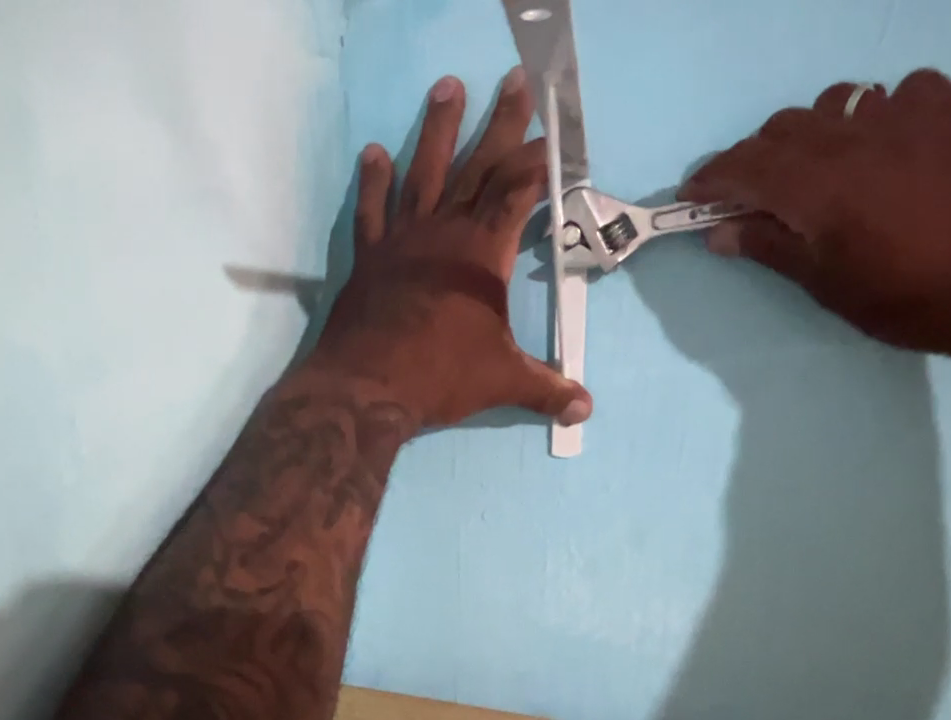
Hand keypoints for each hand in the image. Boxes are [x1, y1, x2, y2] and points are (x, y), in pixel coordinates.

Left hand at [305, 70, 592, 429]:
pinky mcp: (369, 257)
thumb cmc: (439, 376)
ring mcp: (402, 240)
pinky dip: (374, 182)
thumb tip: (585, 408)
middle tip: (515, 80)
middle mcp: (443, 232)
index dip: (540, 161)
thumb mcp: (502, 381)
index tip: (558, 136)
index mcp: (482, 254)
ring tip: (447, 86)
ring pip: (422, 172)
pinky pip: (372, 210)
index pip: (518, 190)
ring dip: (436, 129)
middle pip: (477, 165)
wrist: (365, 386)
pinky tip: (374, 154)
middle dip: (501, 122)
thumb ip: (545, 388)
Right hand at [681, 70, 950, 361]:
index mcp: (817, 185)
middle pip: (781, 128)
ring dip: (810, 132)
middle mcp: (854, 137)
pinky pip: (901, 91)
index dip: (710, 178)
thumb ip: (771, 248)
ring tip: (817, 170)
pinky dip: (878, 112)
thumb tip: (719, 230)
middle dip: (754, 159)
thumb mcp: (828, 286)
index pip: (743, 165)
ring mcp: (908, 117)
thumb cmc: (912, 299)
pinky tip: (887, 144)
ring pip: (836, 103)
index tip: (691, 197)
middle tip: (751, 198)